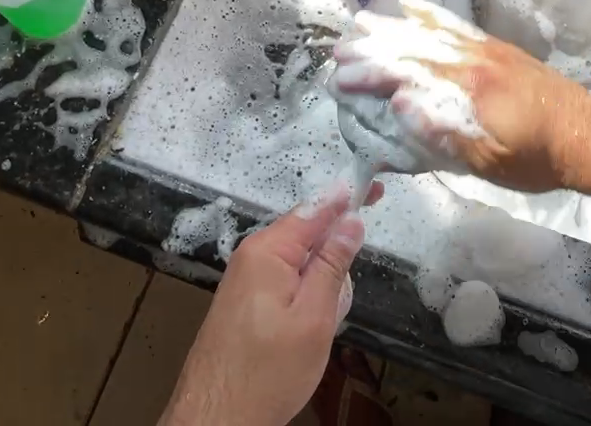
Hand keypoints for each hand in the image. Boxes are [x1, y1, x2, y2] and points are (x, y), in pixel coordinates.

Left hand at [159, 192, 365, 425]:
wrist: (215, 422)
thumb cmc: (267, 372)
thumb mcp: (313, 317)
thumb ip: (333, 264)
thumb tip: (351, 220)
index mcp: (268, 249)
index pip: (315, 208)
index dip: (346, 197)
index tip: (375, 188)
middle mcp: (252, 255)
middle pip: (307, 237)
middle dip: (332, 260)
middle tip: (334, 305)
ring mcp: (245, 279)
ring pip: (299, 264)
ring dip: (319, 288)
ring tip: (316, 330)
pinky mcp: (244, 301)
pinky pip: (285, 283)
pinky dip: (303, 300)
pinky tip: (302, 335)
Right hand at [330, 0, 590, 193]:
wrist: (587, 135)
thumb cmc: (535, 160)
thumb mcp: (488, 162)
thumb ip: (443, 134)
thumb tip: (400, 105)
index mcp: (465, 91)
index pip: (406, 77)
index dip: (371, 77)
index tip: (340, 79)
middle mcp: (470, 62)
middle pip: (412, 49)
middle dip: (371, 50)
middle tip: (339, 51)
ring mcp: (482, 50)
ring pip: (428, 32)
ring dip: (391, 28)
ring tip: (360, 23)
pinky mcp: (494, 48)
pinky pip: (454, 25)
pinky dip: (428, 13)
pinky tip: (409, 3)